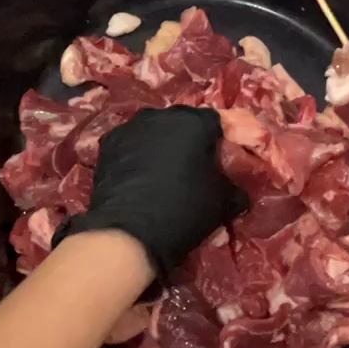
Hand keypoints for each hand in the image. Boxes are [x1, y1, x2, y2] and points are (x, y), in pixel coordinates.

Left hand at [60, 107, 242, 276]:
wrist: (130, 232)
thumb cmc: (185, 210)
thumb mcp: (223, 201)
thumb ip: (235, 186)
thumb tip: (238, 189)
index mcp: (195, 121)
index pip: (218, 122)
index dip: (224, 141)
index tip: (226, 160)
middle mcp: (163, 115)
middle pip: (185, 122)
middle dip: (193, 140)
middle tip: (198, 166)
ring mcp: (132, 126)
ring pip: (156, 130)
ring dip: (164, 145)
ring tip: (167, 172)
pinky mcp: (110, 143)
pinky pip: (133, 143)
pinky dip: (140, 154)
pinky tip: (142, 176)